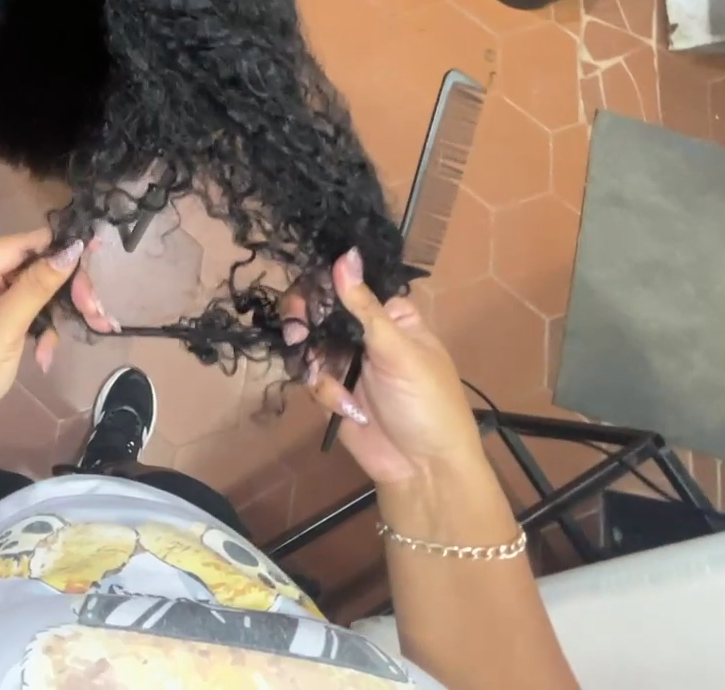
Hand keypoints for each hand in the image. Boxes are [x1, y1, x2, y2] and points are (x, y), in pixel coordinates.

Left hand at [0, 229, 85, 457]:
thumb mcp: (6, 327)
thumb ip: (39, 285)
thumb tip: (73, 248)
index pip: (19, 245)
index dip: (58, 248)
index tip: (97, 254)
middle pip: (30, 266)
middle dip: (63, 290)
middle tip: (94, 310)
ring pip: (33, 289)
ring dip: (56, 313)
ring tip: (87, 329)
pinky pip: (25, 309)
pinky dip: (40, 328)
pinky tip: (44, 355)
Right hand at [288, 249, 484, 490]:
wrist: (422, 470)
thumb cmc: (426, 402)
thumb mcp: (397, 350)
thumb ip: (363, 305)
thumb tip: (346, 254)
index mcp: (386, 316)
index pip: (344, 284)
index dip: (319, 283)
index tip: (304, 294)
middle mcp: (360, 332)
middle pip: (314, 309)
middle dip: (303, 321)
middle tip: (298, 332)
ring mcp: (342, 360)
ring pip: (304, 342)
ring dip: (313, 362)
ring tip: (326, 379)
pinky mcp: (328, 387)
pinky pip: (307, 374)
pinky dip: (322, 391)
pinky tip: (346, 408)